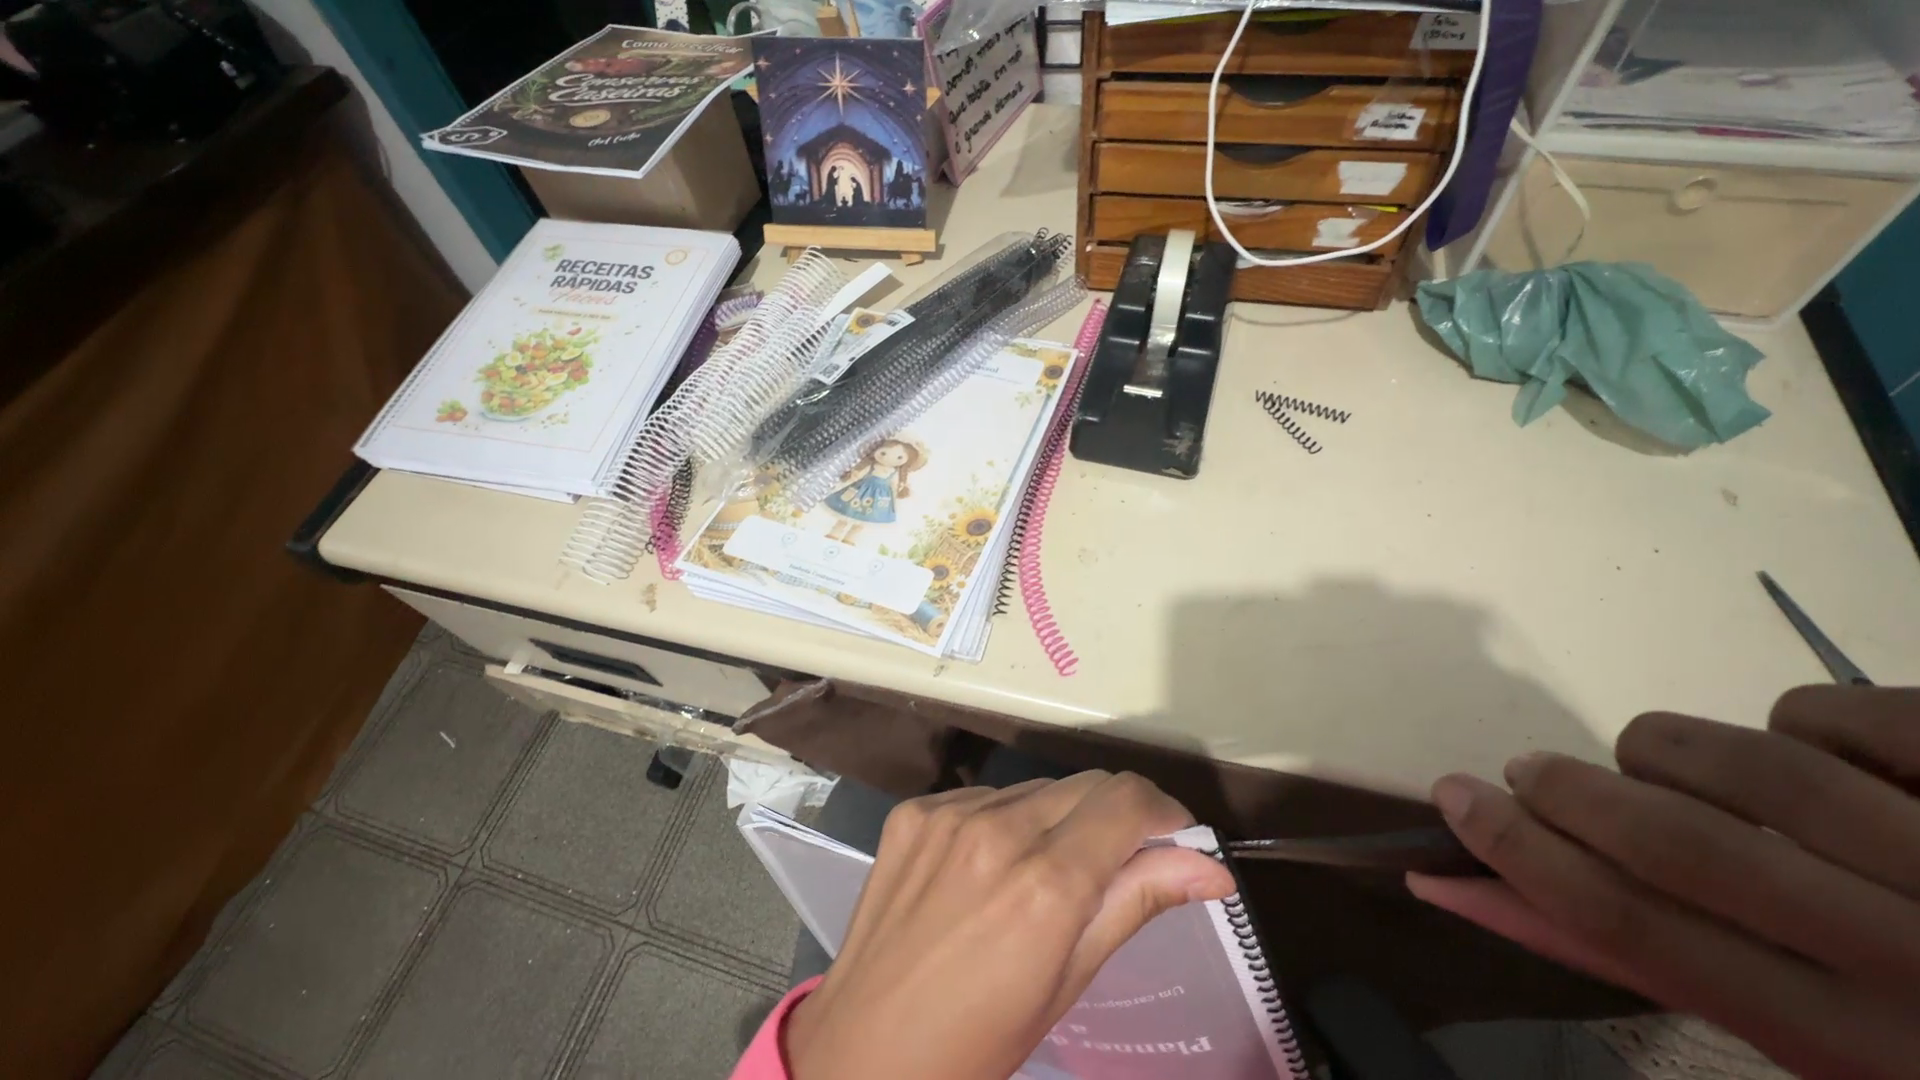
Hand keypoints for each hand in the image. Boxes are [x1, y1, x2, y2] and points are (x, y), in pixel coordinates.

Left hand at [781, 771, 1235, 1079]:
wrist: (864, 1044)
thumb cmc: (980, 1035)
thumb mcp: (1068, 980)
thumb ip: (1135, 904)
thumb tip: (1210, 867)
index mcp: (1045, 882)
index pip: (1127, 800)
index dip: (1163, 811)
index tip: (1175, 837)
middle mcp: (997, 830)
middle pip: (1087, 784)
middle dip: (1118, 813)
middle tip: (1120, 859)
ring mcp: (947, 814)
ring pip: (1037, 787)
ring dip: (1061, 815)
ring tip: (1048, 870)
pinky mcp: (913, 811)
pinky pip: (985, 796)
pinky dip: (1007, 818)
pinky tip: (994, 864)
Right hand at [1409, 685, 1919, 1078]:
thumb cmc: (1919, 1039)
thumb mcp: (1796, 1040)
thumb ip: (1637, 959)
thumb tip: (1465, 889)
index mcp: (1854, 1044)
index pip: (1630, 924)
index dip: (1517, 851)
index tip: (1453, 797)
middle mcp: (1916, 956)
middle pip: (1675, 838)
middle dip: (1569, 790)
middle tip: (1531, 770)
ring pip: (1754, 760)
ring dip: (1668, 748)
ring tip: (1666, 762)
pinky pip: (1843, 711)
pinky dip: (1796, 717)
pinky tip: (1811, 751)